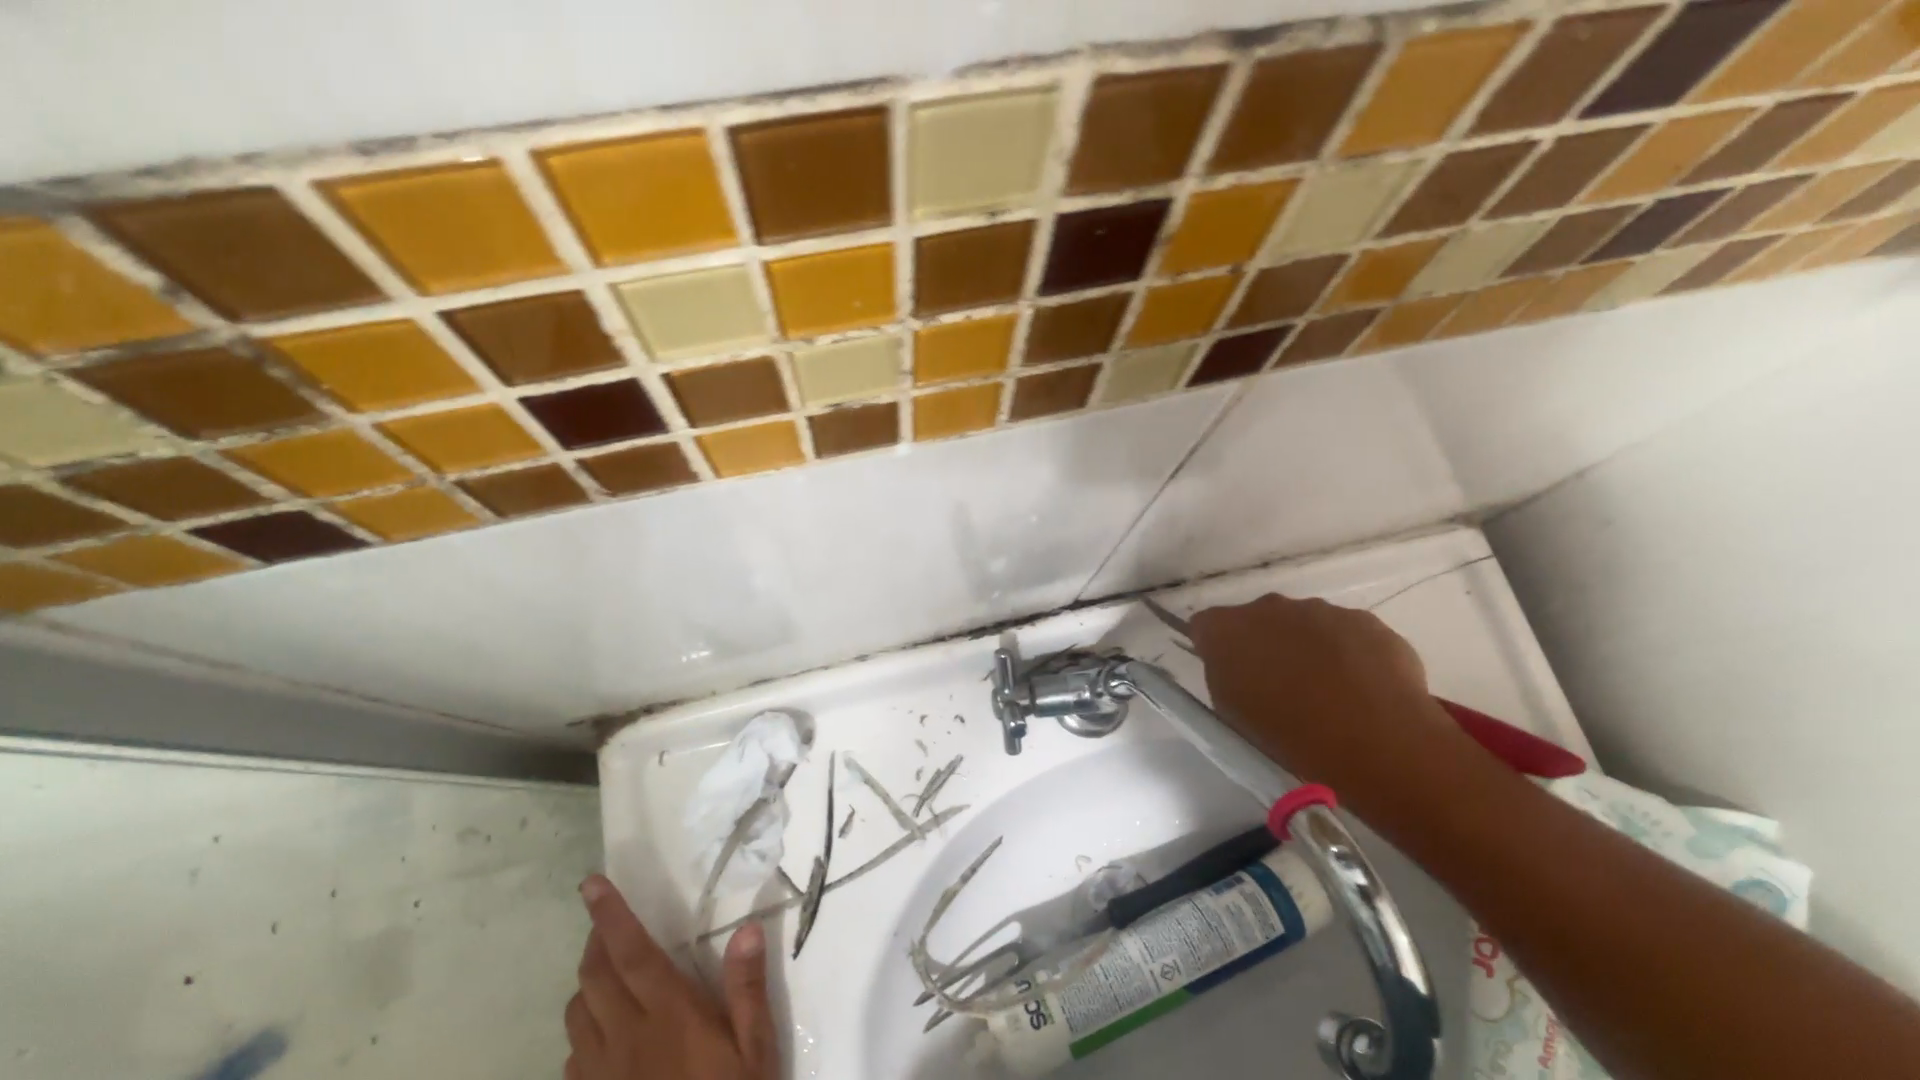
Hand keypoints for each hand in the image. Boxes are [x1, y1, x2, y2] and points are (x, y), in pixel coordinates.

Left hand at [566, 874, 777, 1079]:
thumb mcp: (755, 1049)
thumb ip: (747, 988)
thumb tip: (749, 928)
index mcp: (669, 1013)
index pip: (631, 953)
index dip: (610, 915)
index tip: (591, 883)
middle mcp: (625, 1035)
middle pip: (594, 975)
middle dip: (596, 941)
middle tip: (611, 926)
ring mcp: (602, 1071)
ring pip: (576, 1011)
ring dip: (587, 983)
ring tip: (608, 976)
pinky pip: (574, 1054)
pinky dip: (584, 1030)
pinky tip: (607, 1038)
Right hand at [1187, 594, 1458, 794]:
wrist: (1371, 733)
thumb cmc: (1285, 731)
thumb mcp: (1232, 711)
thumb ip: (1227, 676)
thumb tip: (1237, 666)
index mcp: (1227, 629)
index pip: (1205, 625)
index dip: (1215, 647)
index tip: (1229, 672)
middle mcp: (1270, 607)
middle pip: (1259, 619)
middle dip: (1266, 644)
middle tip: (1280, 686)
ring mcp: (1322, 610)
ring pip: (1307, 624)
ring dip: (1309, 648)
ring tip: (1328, 693)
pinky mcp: (1365, 621)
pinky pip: (1348, 634)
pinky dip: (1349, 654)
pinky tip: (1362, 690)